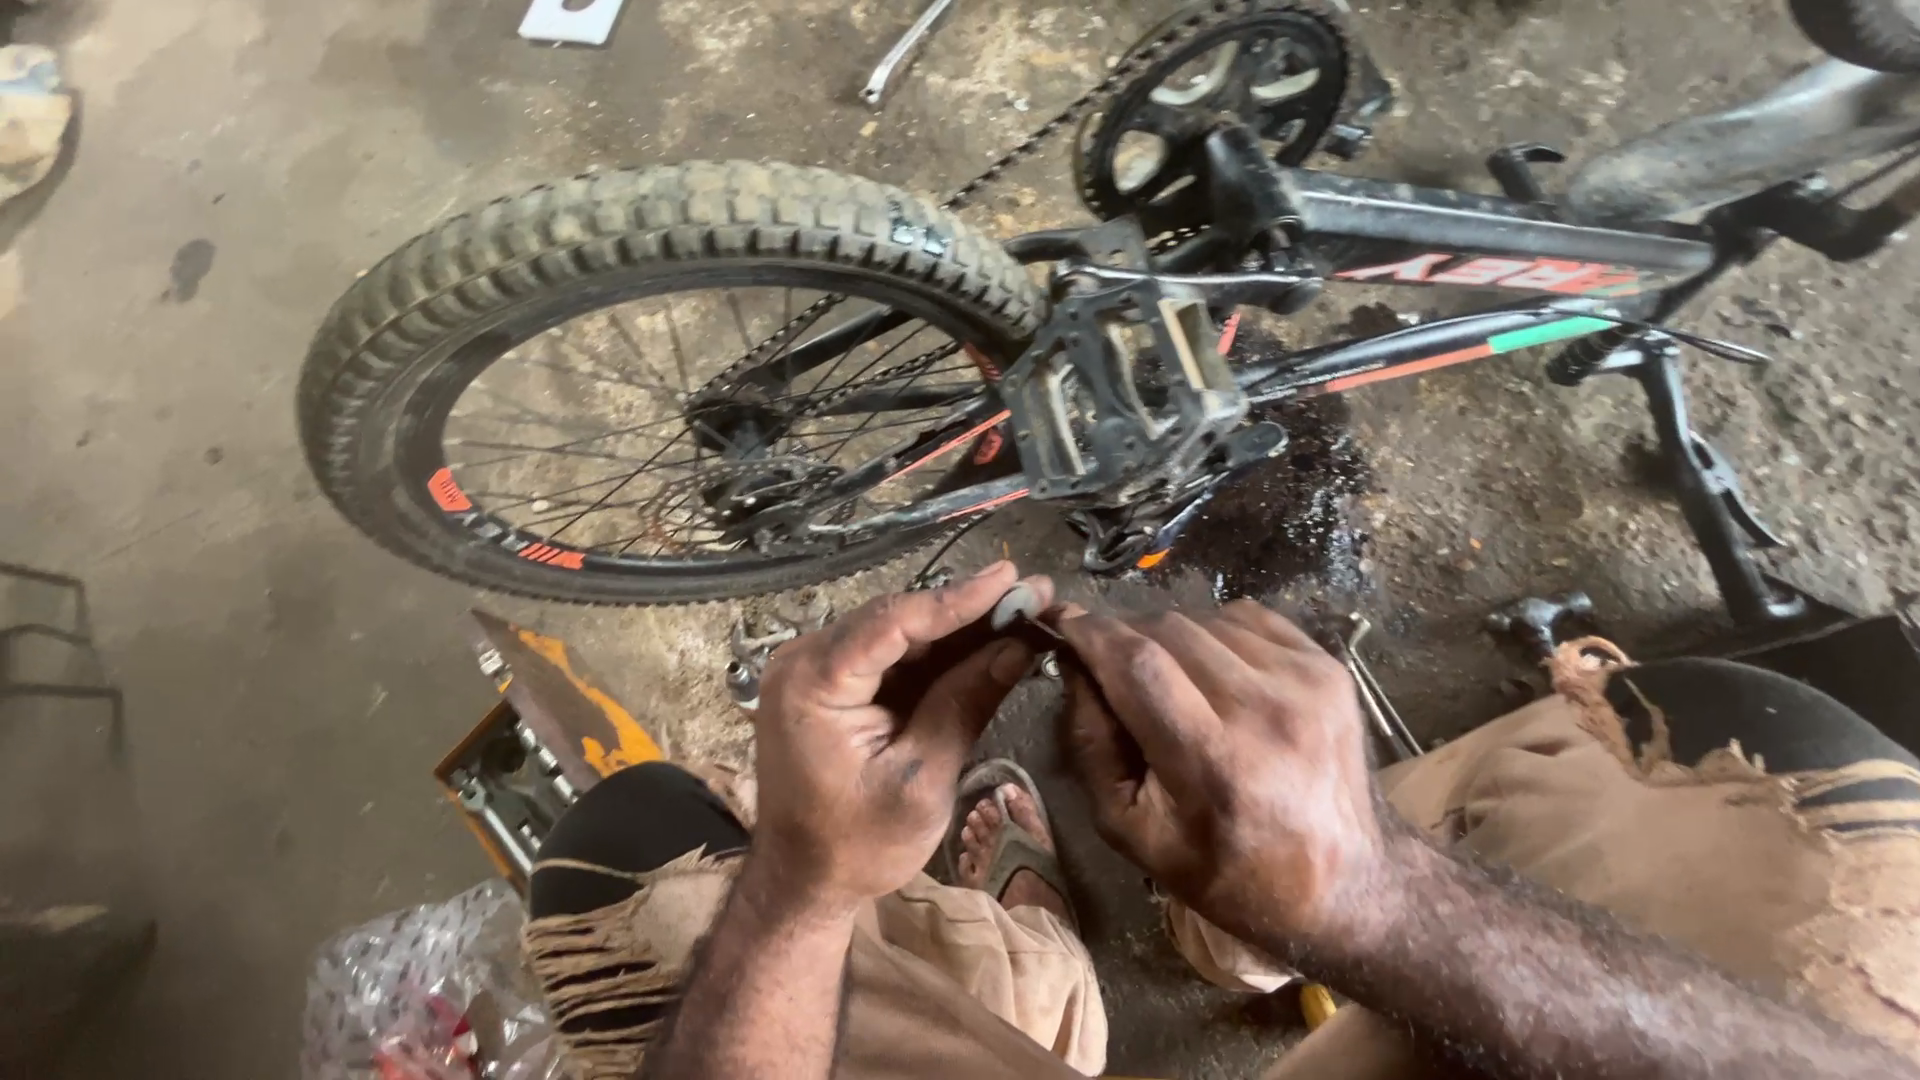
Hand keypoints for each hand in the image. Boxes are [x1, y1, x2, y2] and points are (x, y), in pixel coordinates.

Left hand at [750, 562, 1049, 913]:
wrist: (804, 882)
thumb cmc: (858, 845)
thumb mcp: (921, 780)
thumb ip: (964, 704)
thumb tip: (1017, 646)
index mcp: (812, 684)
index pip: (893, 622)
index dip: (958, 599)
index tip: (1011, 578)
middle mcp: (805, 661)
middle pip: (896, 619)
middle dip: (966, 608)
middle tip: (1028, 590)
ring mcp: (815, 668)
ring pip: (898, 631)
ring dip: (957, 625)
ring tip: (1017, 608)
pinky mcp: (831, 681)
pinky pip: (890, 653)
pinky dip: (936, 650)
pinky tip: (982, 638)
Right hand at [1056, 600, 1387, 951]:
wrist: (1347, 882)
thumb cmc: (1224, 868)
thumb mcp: (1131, 830)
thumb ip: (1091, 745)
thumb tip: (1075, 667)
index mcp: (1213, 764)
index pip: (1136, 663)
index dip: (1090, 632)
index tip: (1062, 621)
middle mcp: (1264, 711)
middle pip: (1166, 629)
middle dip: (1123, 633)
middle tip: (1109, 659)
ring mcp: (1306, 681)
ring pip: (1203, 618)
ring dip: (1167, 635)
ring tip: (1168, 675)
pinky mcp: (1329, 666)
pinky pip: (1245, 617)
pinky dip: (1212, 632)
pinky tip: (1213, 670)